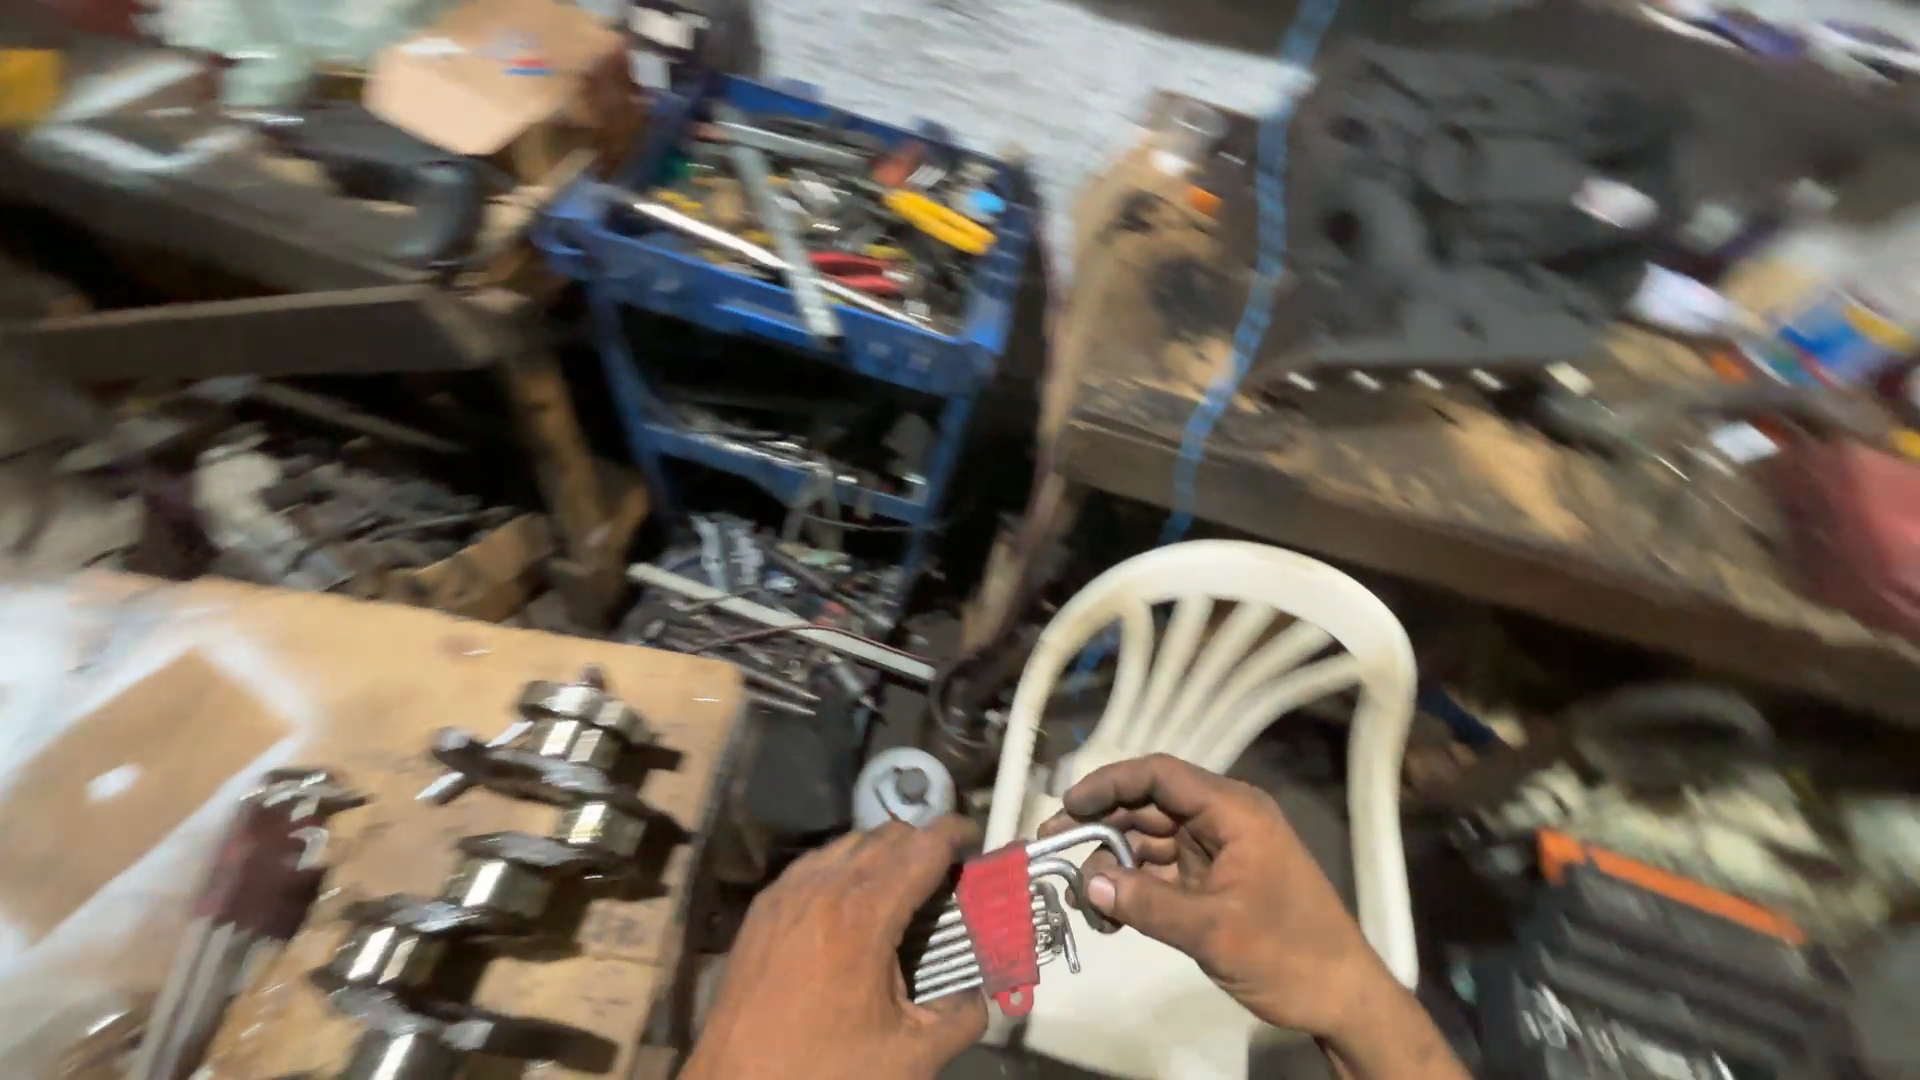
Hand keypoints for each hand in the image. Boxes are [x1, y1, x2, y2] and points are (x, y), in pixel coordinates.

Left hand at [681, 818, 987, 1079]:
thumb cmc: (825, 1072)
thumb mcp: (910, 1058)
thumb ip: (962, 1016)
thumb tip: (981, 991)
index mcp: (865, 913)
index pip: (924, 846)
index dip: (957, 833)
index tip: (976, 840)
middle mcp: (826, 883)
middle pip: (890, 835)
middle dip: (925, 845)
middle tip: (945, 876)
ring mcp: (789, 888)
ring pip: (852, 841)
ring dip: (885, 853)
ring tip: (900, 888)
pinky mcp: (765, 902)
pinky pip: (817, 861)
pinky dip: (845, 866)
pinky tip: (851, 903)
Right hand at [1039, 754, 1388, 1039]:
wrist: (1345, 1000)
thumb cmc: (1290, 953)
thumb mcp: (1215, 931)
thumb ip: (1147, 904)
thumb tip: (1086, 883)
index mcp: (1232, 810)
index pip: (1160, 775)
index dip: (1110, 783)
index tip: (1069, 803)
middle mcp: (1220, 819)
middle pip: (1148, 805)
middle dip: (1100, 824)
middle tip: (1054, 845)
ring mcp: (1215, 850)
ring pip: (1149, 838)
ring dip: (1112, 859)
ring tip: (1074, 885)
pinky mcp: (1211, 880)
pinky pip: (1160, 870)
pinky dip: (1131, 884)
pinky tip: (1105, 908)